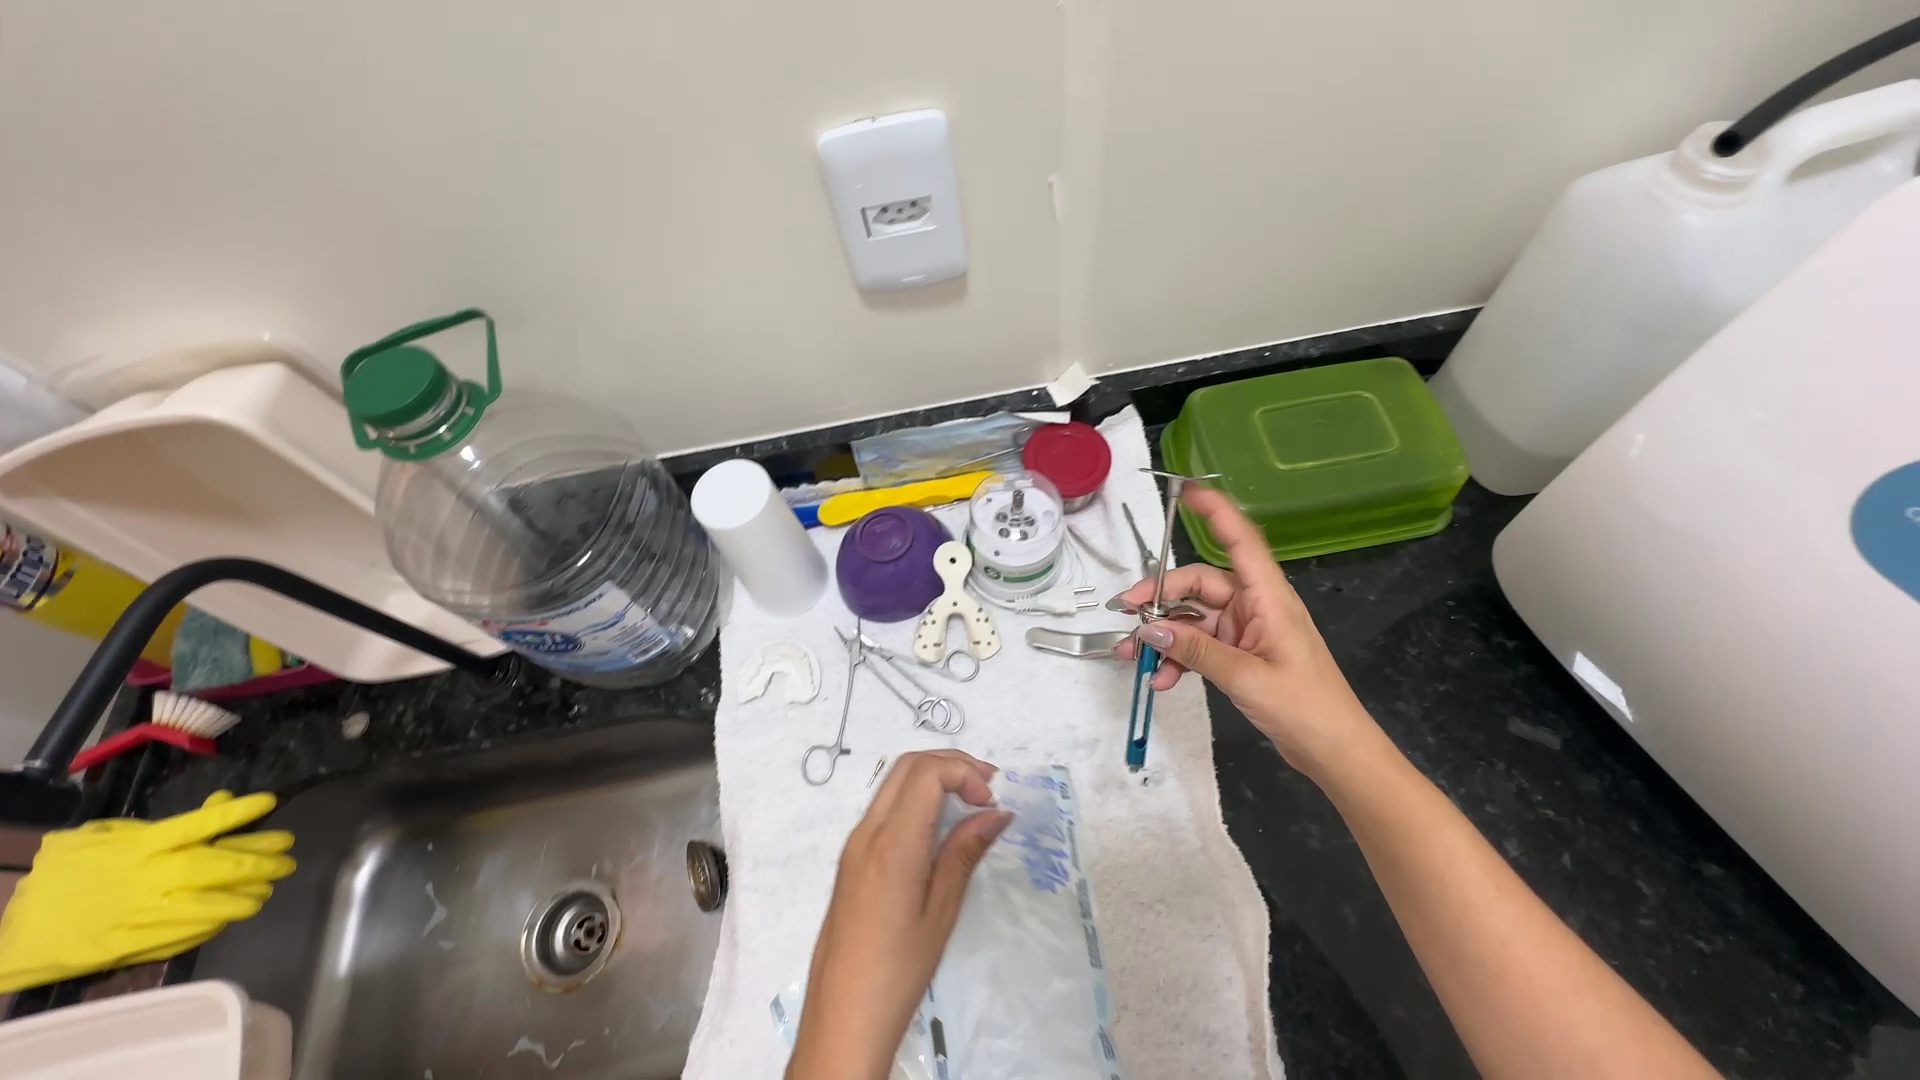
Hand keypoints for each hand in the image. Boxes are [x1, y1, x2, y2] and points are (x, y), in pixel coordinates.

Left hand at [787, 750, 1013, 1079]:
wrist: (842, 1014)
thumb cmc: (899, 969)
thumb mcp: (942, 911)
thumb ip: (965, 852)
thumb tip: (996, 812)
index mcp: (892, 843)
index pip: (926, 772)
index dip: (964, 772)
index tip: (990, 802)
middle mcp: (867, 832)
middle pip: (907, 766)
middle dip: (952, 763)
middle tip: (989, 787)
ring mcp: (854, 843)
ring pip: (894, 783)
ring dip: (933, 778)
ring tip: (972, 801)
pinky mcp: (852, 858)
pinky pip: (886, 808)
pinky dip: (917, 799)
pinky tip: (941, 826)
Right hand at [1115, 487, 1382, 777]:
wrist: (1334, 751)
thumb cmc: (1304, 706)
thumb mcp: (1246, 677)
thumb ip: (1195, 650)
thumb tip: (1148, 629)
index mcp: (1268, 596)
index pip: (1240, 540)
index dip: (1215, 512)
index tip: (1185, 491)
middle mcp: (1254, 605)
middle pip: (1199, 584)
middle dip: (1160, 599)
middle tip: (1125, 615)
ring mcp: (1245, 630)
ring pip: (1192, 618)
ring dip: (1163, 636)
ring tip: (1134, 658)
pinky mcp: (1239, 653)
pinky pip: (1199, 645)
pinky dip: (1178, 659)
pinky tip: (1161, 680)